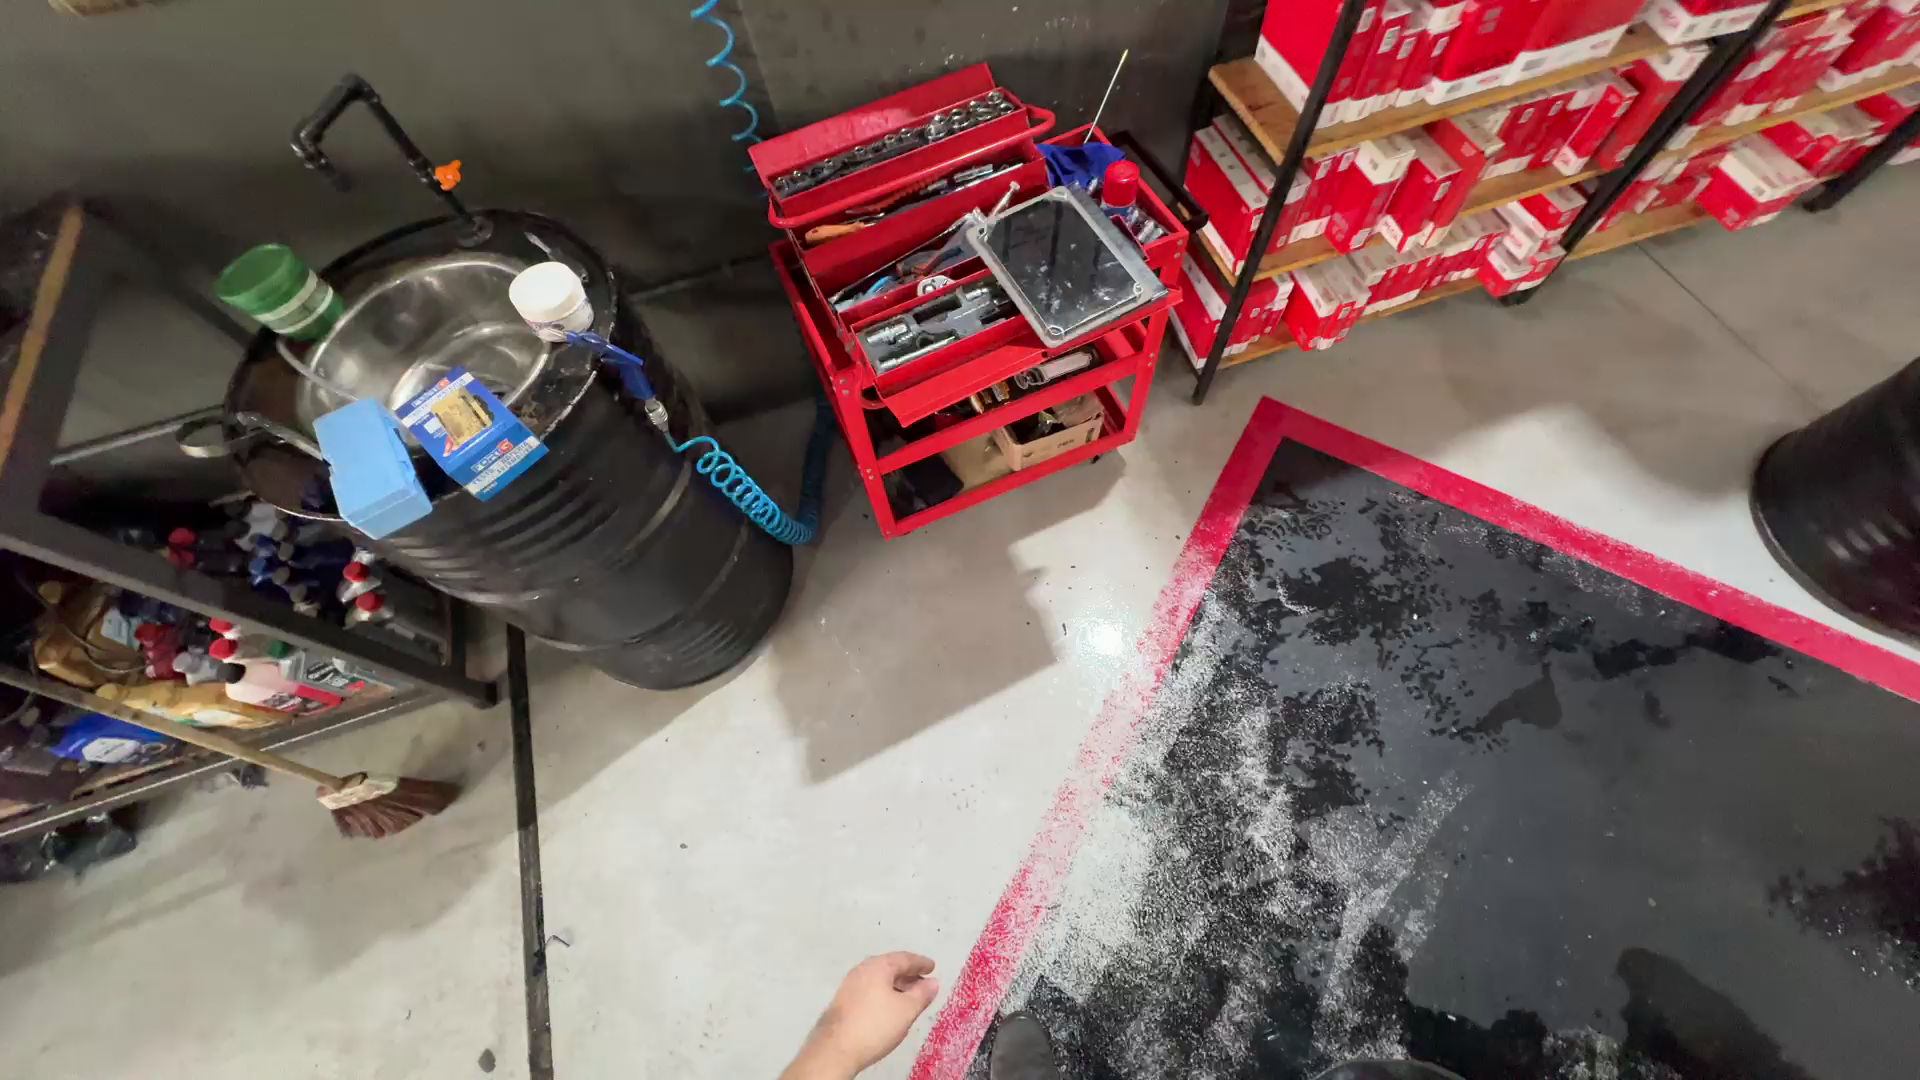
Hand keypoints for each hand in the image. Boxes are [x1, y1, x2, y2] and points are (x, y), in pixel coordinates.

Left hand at [781, 952, 940, 1079]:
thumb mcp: (906, 1011)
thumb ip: (922, 995)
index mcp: (879, 965)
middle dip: (908, 974)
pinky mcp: (843, 999)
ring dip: (896, 984)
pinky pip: (869, 988)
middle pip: (890, 966)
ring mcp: (850, 983)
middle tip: (923, 982)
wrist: (835, 1049)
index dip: (920, 963)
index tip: (933, 967)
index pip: (904, 958)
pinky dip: (883, 992)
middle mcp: (863, 968)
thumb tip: (933, 982)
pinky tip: (888, 1007)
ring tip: (908, 997)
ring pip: (879, 978)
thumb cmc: (874, 1025)